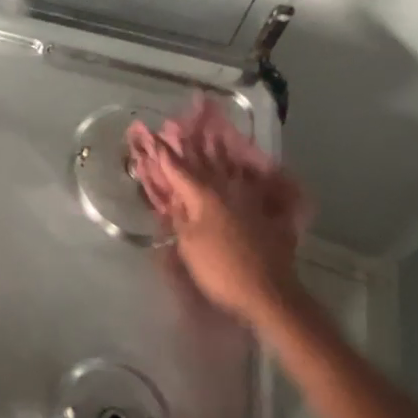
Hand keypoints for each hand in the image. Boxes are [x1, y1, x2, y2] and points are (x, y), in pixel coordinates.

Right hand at [129, 99, 312, 324]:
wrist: (268, 293)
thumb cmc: (220, 269)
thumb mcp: (188, 245)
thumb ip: (178, 217)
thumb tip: (172, 197)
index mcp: (201, 194)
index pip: (175, 168)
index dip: (160, 151)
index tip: (149, 133)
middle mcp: (224, 188)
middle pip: (202, 161)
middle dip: (188, 143)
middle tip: (177, 124)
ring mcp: (247, 197)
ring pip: (227, 166)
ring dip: (216, 148)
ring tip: (210, 130)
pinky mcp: (265, 211)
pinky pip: (252, 182)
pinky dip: (247, 169)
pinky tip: (246, 163)